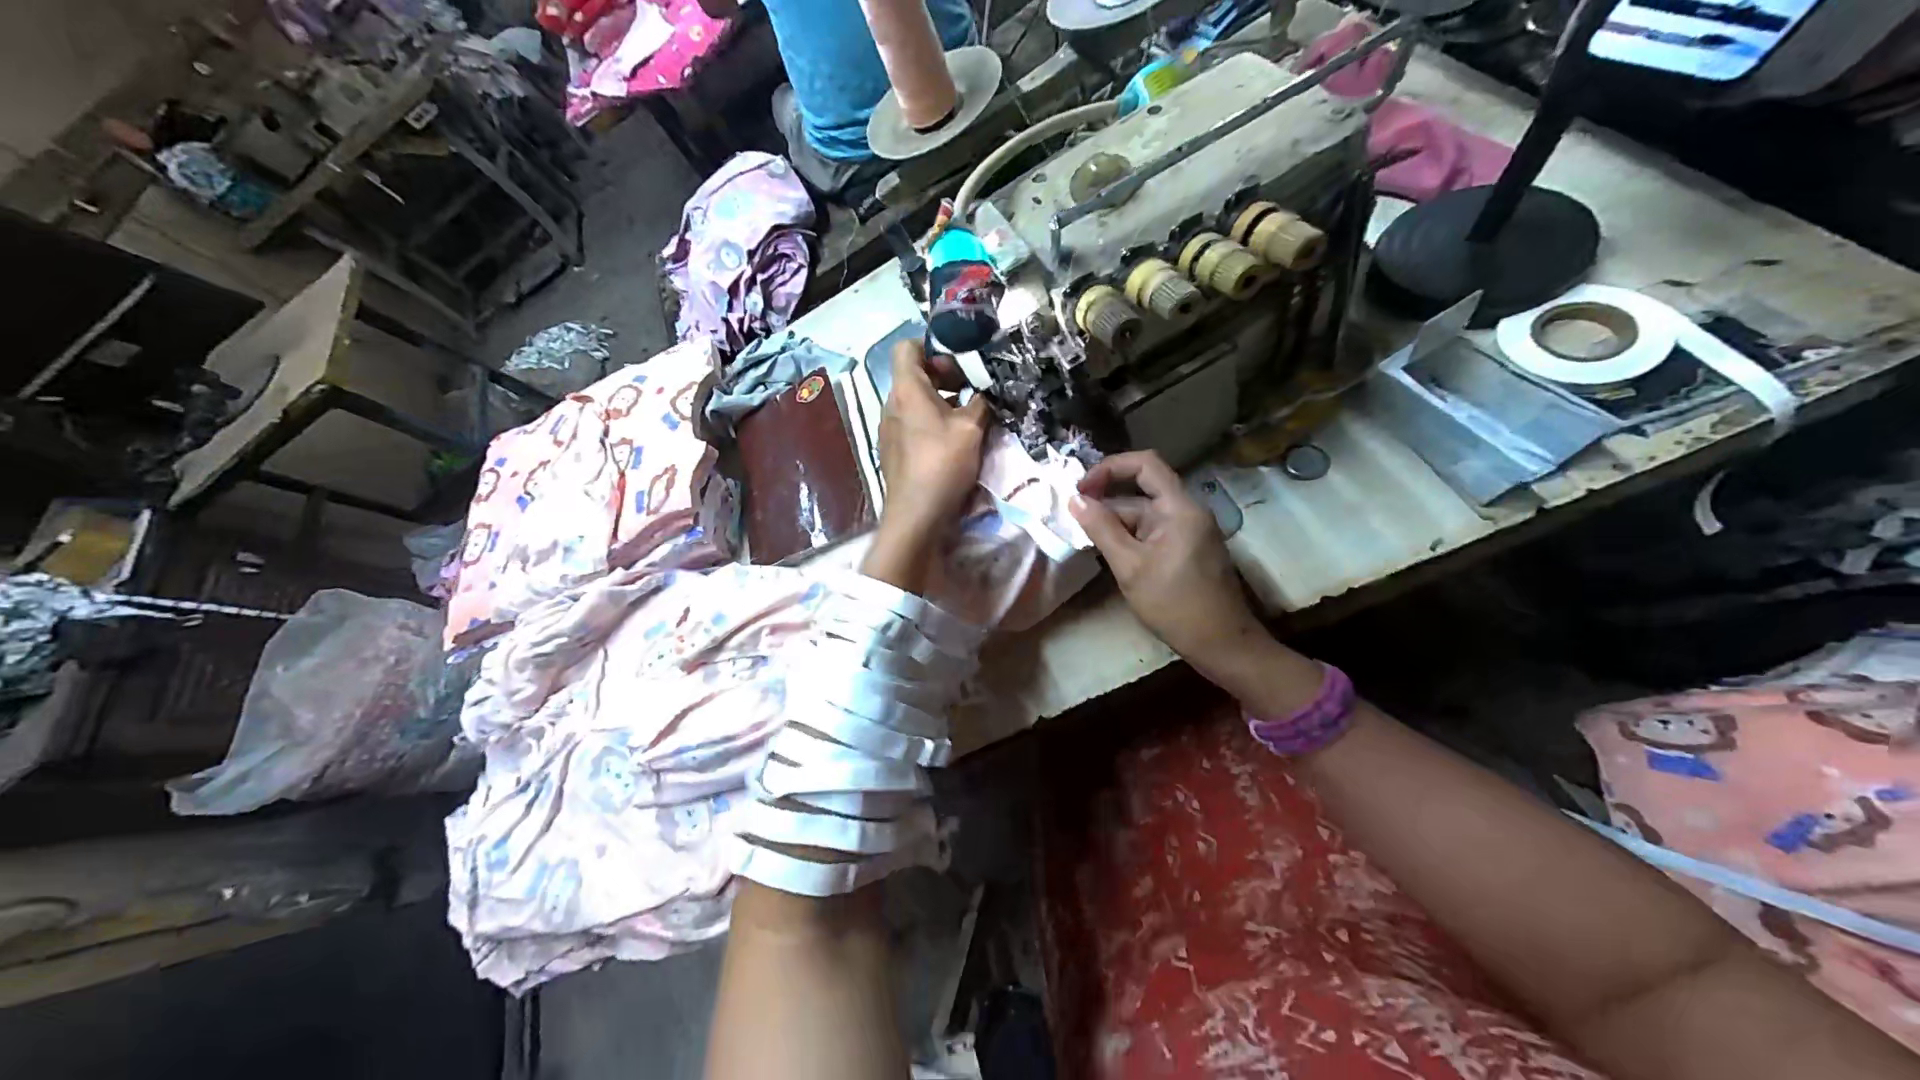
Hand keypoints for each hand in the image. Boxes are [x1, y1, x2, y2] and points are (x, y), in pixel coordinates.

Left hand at [863, 339, 988, 591]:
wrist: (916, 515)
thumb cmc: (942, 464)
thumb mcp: (972, 429)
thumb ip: (981, 403)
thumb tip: (985, 396)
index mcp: (906, 390)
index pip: (907, 347)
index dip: (932, 347)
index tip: (959, 364)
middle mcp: (891, 405)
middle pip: (913, 375)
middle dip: (944, 376)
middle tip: (971, 391)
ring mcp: (889, 430)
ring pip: (915, 402)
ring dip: (941, 403)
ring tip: (968, 418)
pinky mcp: (894, 451)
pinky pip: (913, 425)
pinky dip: (932, 424)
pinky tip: (953, 444)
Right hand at [1068, 452, 1278, 684]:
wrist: (1221, 643)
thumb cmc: (1174, 604)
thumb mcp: (1130, 566)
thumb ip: (1101, 529)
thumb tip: (1075, 500)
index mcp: (1179, 508)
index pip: (1144, 464)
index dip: (1109, 468)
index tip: (1080, 488)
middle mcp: (1188, 511)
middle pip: (1141, 492)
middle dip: (1106, 502)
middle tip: (1073, 520)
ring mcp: (1190, 530)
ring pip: (1145, 514)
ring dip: (1115, 523)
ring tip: (1085, 540)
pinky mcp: (1188, 548)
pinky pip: (1154, 531)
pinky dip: (1130, 537)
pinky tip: (1109, 554)